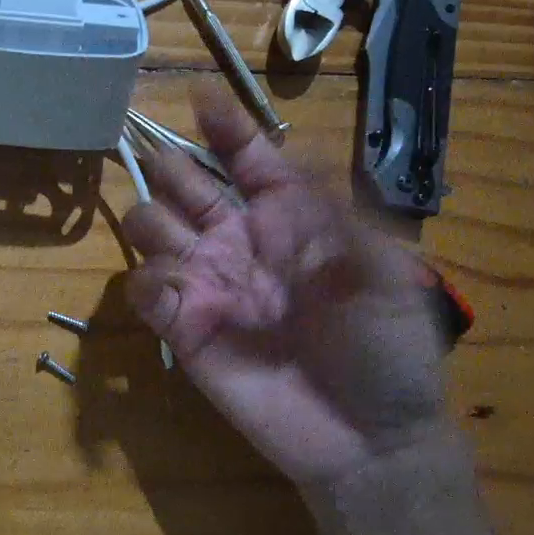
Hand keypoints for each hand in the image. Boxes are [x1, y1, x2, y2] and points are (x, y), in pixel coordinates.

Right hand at [122, 81, 447, 487]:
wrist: (368, 438)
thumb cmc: (387, 349)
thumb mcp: (383, 271)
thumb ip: (336, 212)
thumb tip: (295, 152)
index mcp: (288, 220)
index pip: (246, 160)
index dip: (225, 127)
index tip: (199, 96)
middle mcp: (238, 242)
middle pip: (186, 186)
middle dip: (170, 165)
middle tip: (162, 160)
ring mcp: (208, 284)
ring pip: (151, 229)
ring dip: (151, 218)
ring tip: (174, 234)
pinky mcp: (184, 328)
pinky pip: (146, 289)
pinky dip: (151, 281)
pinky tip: (180, 289)